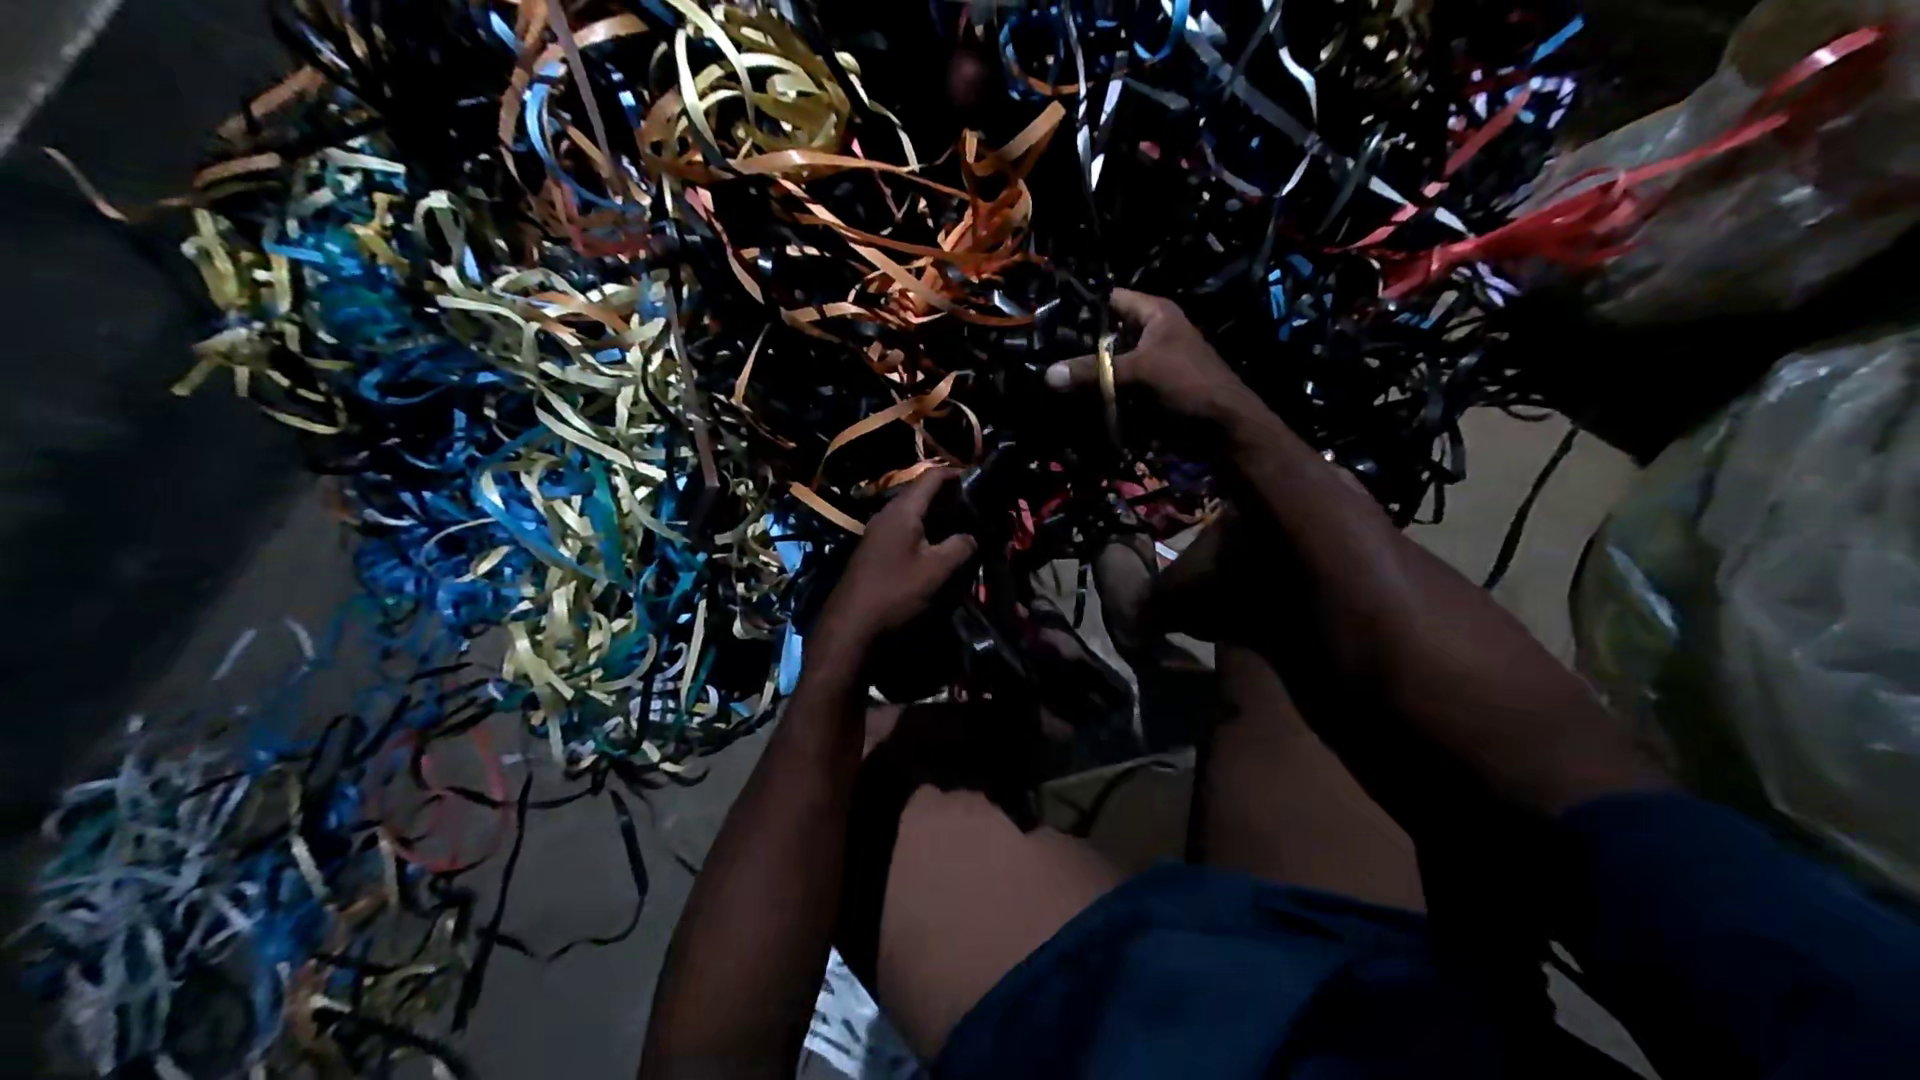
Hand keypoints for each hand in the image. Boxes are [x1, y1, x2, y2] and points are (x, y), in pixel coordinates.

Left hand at [816, 469, 977, 653]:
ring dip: (936, 515)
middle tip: (974, 506)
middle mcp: (887, 514)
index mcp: (902, 511)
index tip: (977, 479)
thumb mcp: (937, 570)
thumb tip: (972, 537)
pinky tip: (936, 547)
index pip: (930, 477)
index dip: (955, 474)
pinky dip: (923, 530)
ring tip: (960, 525)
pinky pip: (903, 529)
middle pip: (920, 493)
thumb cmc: (896, 592)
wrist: (851, 625)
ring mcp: (877, 532)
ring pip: (911, 512)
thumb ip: (960, 547)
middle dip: (948, 496)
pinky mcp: (874, 550)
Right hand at [1045, 289, 1252, 428]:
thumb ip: (1095, 371)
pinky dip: (1092, 396)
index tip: (1044, 320)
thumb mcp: (1141, 371)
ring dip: (1080, 375)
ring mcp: (1142, 366)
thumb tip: (1048, 374)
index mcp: (1152, 314)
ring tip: (1043, 376)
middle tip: (1037, 354)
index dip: (1079, 308)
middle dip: (1073, 347)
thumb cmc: (1189, 385)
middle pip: (1100, 335)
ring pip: (1102, 365)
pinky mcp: (1139, 393)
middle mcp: (1145, 335)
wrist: (1222, 430)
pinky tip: (1063, 399)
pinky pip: (1109, 390)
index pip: (1108, 300)